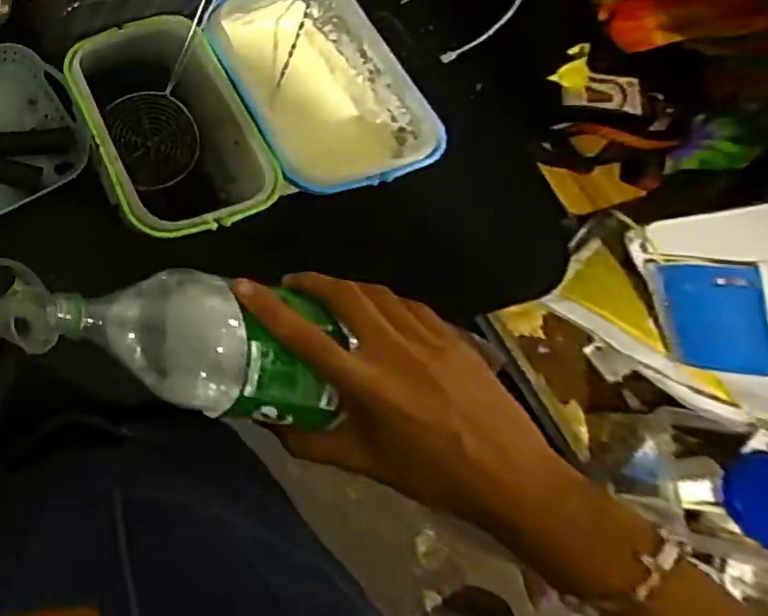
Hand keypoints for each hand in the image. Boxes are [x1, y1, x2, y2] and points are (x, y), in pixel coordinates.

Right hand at [231, 273, 573, 531]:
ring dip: (346, 286)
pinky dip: (385, 300)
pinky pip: (410, 305)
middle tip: (293, 286)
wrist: (525, 486)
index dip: (267, 305)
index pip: (302, 334)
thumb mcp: (365, 463)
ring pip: (376, 292)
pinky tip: (383, 312)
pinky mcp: (458, 341)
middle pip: (342, 293)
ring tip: (333, 294)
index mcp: (365, 383)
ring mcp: (430, 342)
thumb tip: (265, 423)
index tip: (242, 284)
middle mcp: (393, 353)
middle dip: (310, 280)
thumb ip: (309, 441)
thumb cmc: (436, 476)